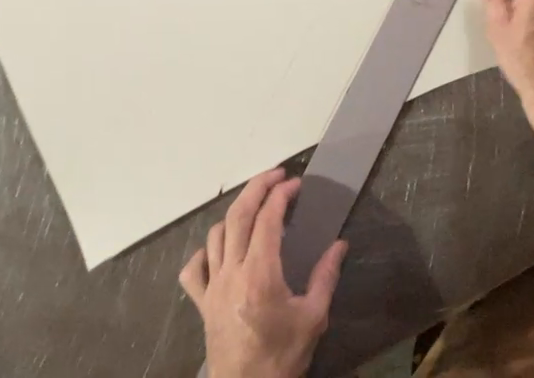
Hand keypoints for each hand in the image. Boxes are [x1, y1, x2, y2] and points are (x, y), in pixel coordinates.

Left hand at [179, 168, 348, 377]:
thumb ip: (325, 276)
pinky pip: (194, 269)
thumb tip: (340, 245)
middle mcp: (231, 273)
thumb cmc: (282, 357)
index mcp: (260, 274)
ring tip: (256, 209)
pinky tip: (222, 249)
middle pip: (238, 215)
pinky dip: (206, 250)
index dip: (281, 195)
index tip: (296, 184)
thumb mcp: (313, 317)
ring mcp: (212, 288)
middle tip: (276, 175)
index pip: (267, 219)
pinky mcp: (202, 304)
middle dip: (257, 187)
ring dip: (235, 214)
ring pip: (216, 235)